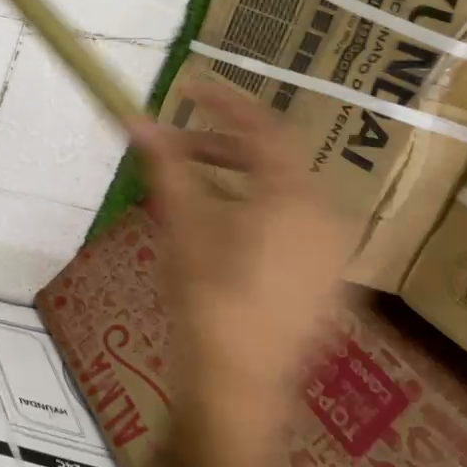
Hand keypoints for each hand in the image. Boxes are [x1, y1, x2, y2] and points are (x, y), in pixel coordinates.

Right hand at [126, 86, 352, 466]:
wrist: (238, 379)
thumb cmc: (206, 294)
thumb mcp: (180, 222)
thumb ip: (164, 163)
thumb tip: (135, 115)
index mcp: (295, 197)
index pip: (264, 127)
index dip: (223, 100)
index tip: (184, 87)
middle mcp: (326, 216)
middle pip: (273, 158)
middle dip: (218, 143)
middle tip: (170, 146)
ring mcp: (332, 251)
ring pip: (282, 190)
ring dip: (232, 174)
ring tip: (184, 185)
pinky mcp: (325, 277)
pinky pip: (291, 220)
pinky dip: (252, 204)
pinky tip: (215, 225)